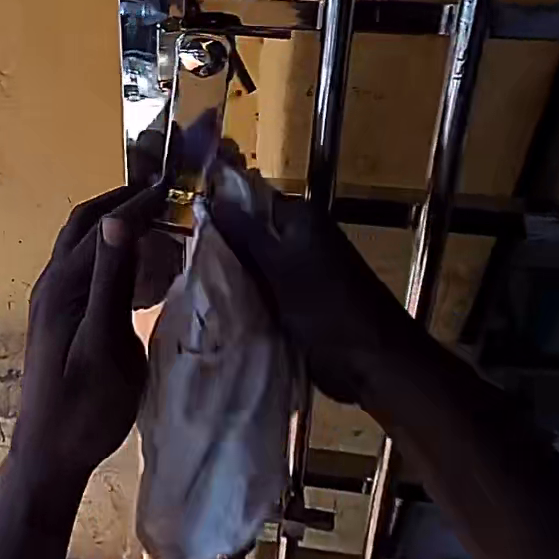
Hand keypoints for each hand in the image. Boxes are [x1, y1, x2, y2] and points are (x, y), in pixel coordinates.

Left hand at [9, 183, 165, 483]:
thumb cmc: (86, 404)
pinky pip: (87, 266)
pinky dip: (113, 251)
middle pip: (84, 224)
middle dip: (120, 202)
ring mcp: (53, 299)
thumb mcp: (106, 342)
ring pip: (84, 243)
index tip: (171, 186)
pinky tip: (139, 266)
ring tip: (155, 221)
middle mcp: (53, 282)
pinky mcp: (60, 315)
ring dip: (116, 224)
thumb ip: (111, 278)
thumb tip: (119, 219)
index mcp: (64, 285)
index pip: (104, 225)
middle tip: (159, 194)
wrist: (50, 455)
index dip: (137, 203)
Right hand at [207, 191, 426, 405]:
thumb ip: (246, 232)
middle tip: (185, 262)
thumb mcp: (280, 266)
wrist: (373, 361)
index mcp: (300, 219)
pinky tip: (219, 308)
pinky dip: (246, 298)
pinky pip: (264, 291)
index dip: (220, 210)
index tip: (186, 227)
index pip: (250, 200)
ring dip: (232, 276)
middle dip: (222, 247)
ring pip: (254, 265)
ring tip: (194, 285)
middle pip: (250, 234)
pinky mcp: (299, 300)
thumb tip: (212, 197)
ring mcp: (300, 270)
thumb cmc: (328, 307)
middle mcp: (300, 238)